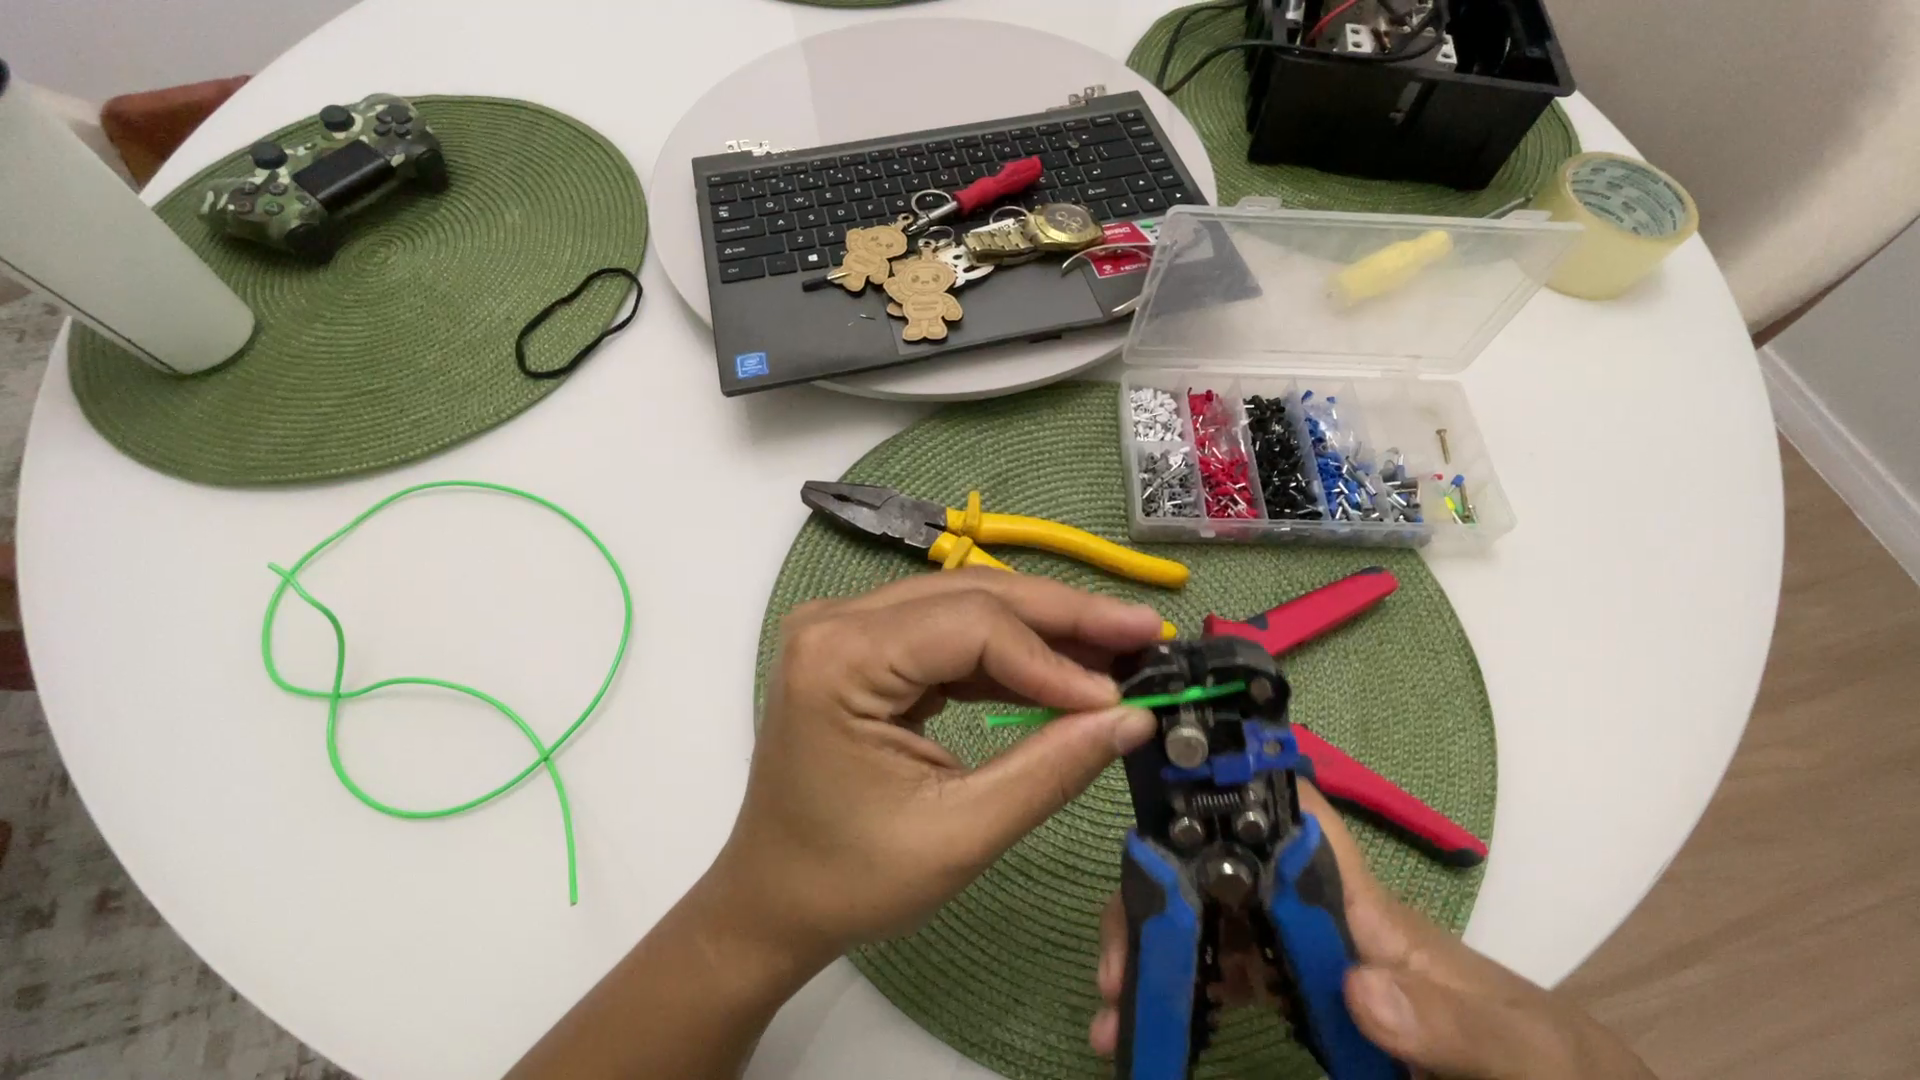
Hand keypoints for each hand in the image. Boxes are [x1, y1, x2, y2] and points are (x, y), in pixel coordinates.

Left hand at [703, 570, 1164, 974]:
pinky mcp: (863, 648)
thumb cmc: (850, 879)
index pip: (970, 625)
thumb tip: (1133, 717)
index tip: (1122, 695)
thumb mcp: (959, 834)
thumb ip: (1050, 769)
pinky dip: (1008, 653)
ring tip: (1119, 647)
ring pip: (966, 606)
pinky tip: (1063, 666)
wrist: (772, 900)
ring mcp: (845, 629)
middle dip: (1063, 617)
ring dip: (1043, 629)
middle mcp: (837, 622)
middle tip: (1146, 632)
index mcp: (840, 659)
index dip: (1054, 657)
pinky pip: (948, 632)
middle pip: (972, 596)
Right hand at [1090, 785, 1658, 1079]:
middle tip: (1116, 969)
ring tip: (1117, 1013)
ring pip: (1212, 925)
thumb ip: (1448, 1023)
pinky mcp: (1303, 994)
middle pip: (1223, 877)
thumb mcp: (1522, 1058)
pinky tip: (1153, 1030)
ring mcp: (1308, 955)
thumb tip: (1356, 985)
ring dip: (1156, 955)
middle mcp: (1323, 916)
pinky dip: (1184, 997)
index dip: (1229, 792)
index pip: (1294, 822)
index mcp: (1366, 908)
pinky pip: (1226, 979)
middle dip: (1158, 903)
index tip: (1160, 811)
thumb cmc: (1552, 1064)